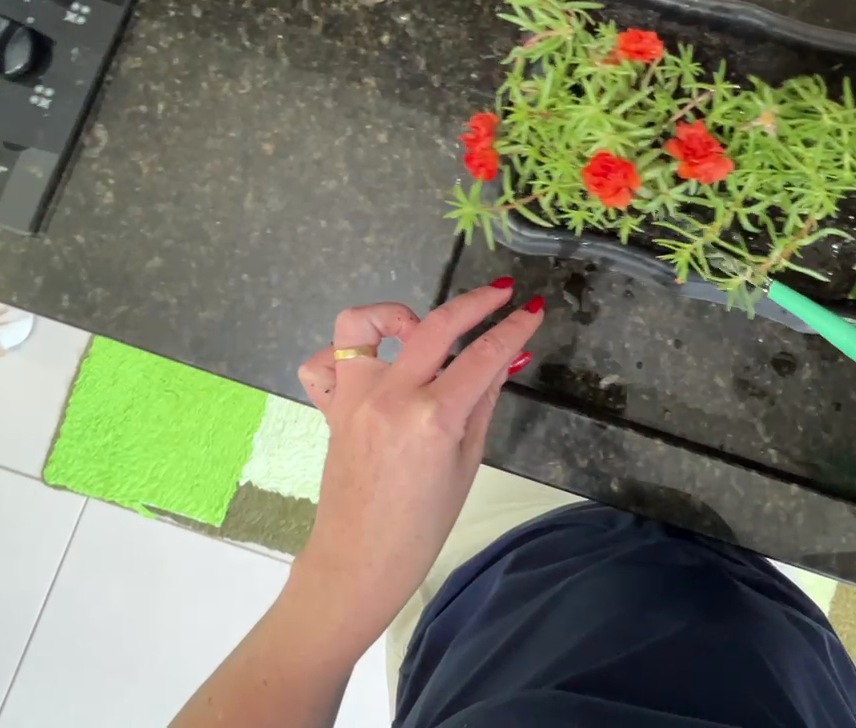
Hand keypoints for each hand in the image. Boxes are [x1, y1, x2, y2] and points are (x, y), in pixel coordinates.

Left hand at [288, 279, 542, 658]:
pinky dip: (344, 354)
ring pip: (360, 324)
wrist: (359, 563)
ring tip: (417, 328)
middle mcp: (391, 397)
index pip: (484, 356)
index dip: (515, 328)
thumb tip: (506, 356)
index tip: (533, 311)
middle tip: (503, 292)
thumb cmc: (424, 525)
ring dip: (394, 314)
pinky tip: (373, 365)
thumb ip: (484, 399)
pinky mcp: (331, 406)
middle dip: (476, 301)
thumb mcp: (468, 461)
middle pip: (435, 325)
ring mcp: (354, 399)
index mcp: (433, 419)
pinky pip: (322, 363)